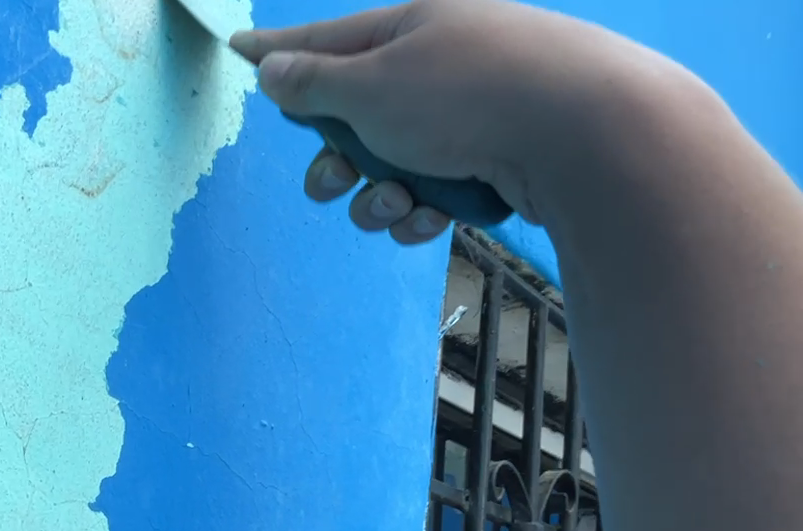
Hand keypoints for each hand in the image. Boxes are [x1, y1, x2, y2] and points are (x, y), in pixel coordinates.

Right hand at [233, 0, 661, 243]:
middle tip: (339, 176)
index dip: (275, 51)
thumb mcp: (372, 87)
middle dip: (335, 164)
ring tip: (401, 202)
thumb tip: (271, 67)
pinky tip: (436, 214)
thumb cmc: (466, 97)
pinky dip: (417, 211)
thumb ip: (312, 83)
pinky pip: (419, 194)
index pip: (322, 40)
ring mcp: (460, 114)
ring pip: (379, 170)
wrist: (582, 136)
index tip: (237, 49)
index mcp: (411, 29)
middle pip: (347, 122)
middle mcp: (433, 66)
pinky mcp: (482, 158)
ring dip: (376, 198)